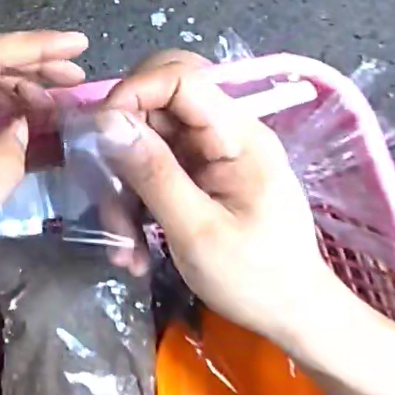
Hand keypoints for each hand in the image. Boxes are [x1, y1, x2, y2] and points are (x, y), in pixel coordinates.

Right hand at [96, 51, 375, 349]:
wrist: (293, 316)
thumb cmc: (256, 279)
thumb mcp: (199, 232)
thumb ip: (154, 173)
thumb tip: (108, 122)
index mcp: (238, 135)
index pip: (180, 78)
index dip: (134, 92)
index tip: (101, 132)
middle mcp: (223, 132)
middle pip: (157, 102)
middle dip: (123, 141)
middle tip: (106, 182)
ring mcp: (209, 152)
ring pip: (147, 138)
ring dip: (124, 184)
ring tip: (125, 242)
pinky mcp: (197, 173)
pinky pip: (152, 166)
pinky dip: (134, 200)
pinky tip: (135, 247)